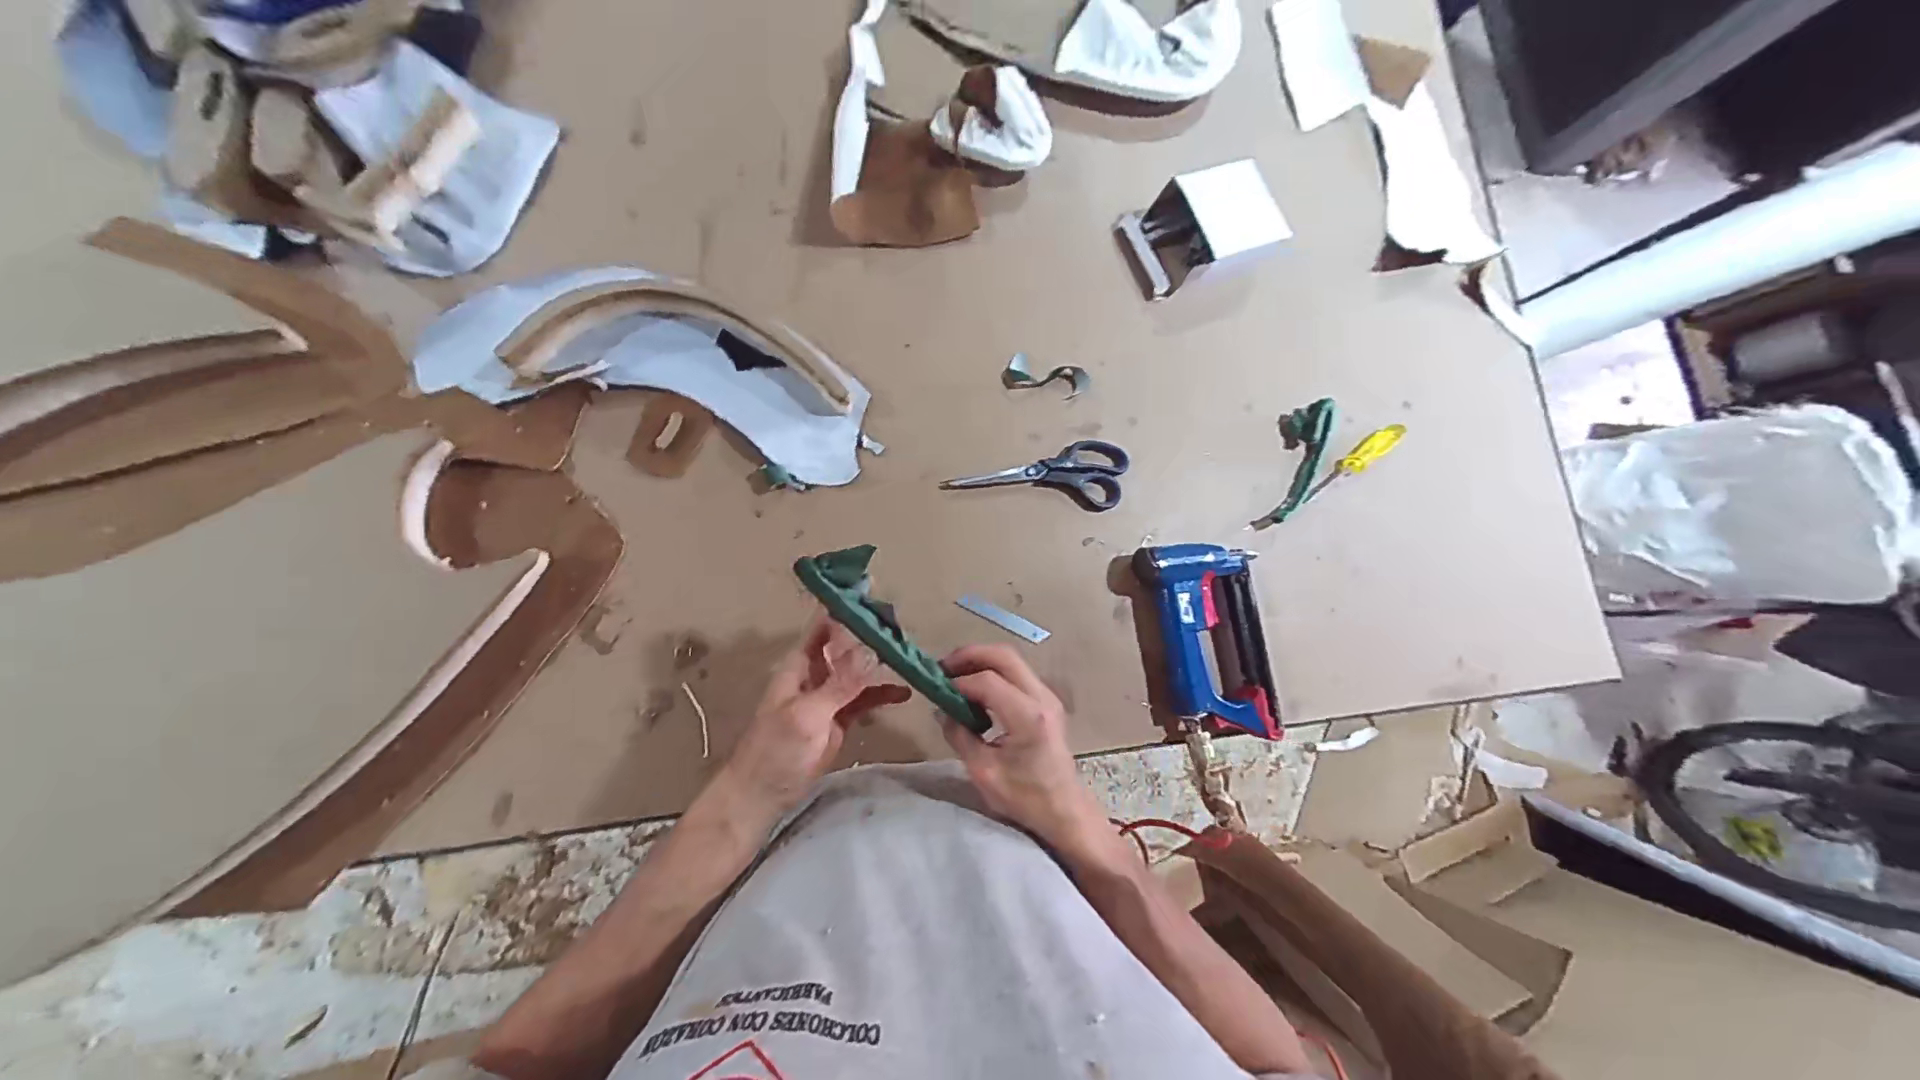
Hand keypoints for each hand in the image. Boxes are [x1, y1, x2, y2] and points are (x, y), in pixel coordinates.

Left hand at [713, 615, 910, 820]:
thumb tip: (871, 651)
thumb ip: (841, 684)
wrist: (762, 794)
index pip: (823, 627)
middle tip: (903, 625)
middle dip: (870, 634)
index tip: (875, 598)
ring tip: (909, 654)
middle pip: (845, 646)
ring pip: (859, 671)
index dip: (845, 611)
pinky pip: (864, 699)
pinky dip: (882, 694)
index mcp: (800, 665)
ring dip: (880, 663)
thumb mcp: (809, 714)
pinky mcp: (840, 719)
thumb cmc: (776, 749)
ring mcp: (829, 697)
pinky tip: (904, 692)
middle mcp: (816, 674)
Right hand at [940, 645, 1109, 858]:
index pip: (987, 681)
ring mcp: (1047, 696)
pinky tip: (976, 690)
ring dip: (981, 661)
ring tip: (955, 676)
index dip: (958, 681)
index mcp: (1027, 716)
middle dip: (969, 655)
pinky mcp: (1046, 700)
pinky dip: (993, 672)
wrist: (1064, 809)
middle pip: (1003, 655)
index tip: (937, 690)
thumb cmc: (1025, 797)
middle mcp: (1041, 697)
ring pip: (1011, 660)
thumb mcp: (983, 771)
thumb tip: (942, 711)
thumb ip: (960, 736)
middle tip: (943, 668)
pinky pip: (1017, 673)